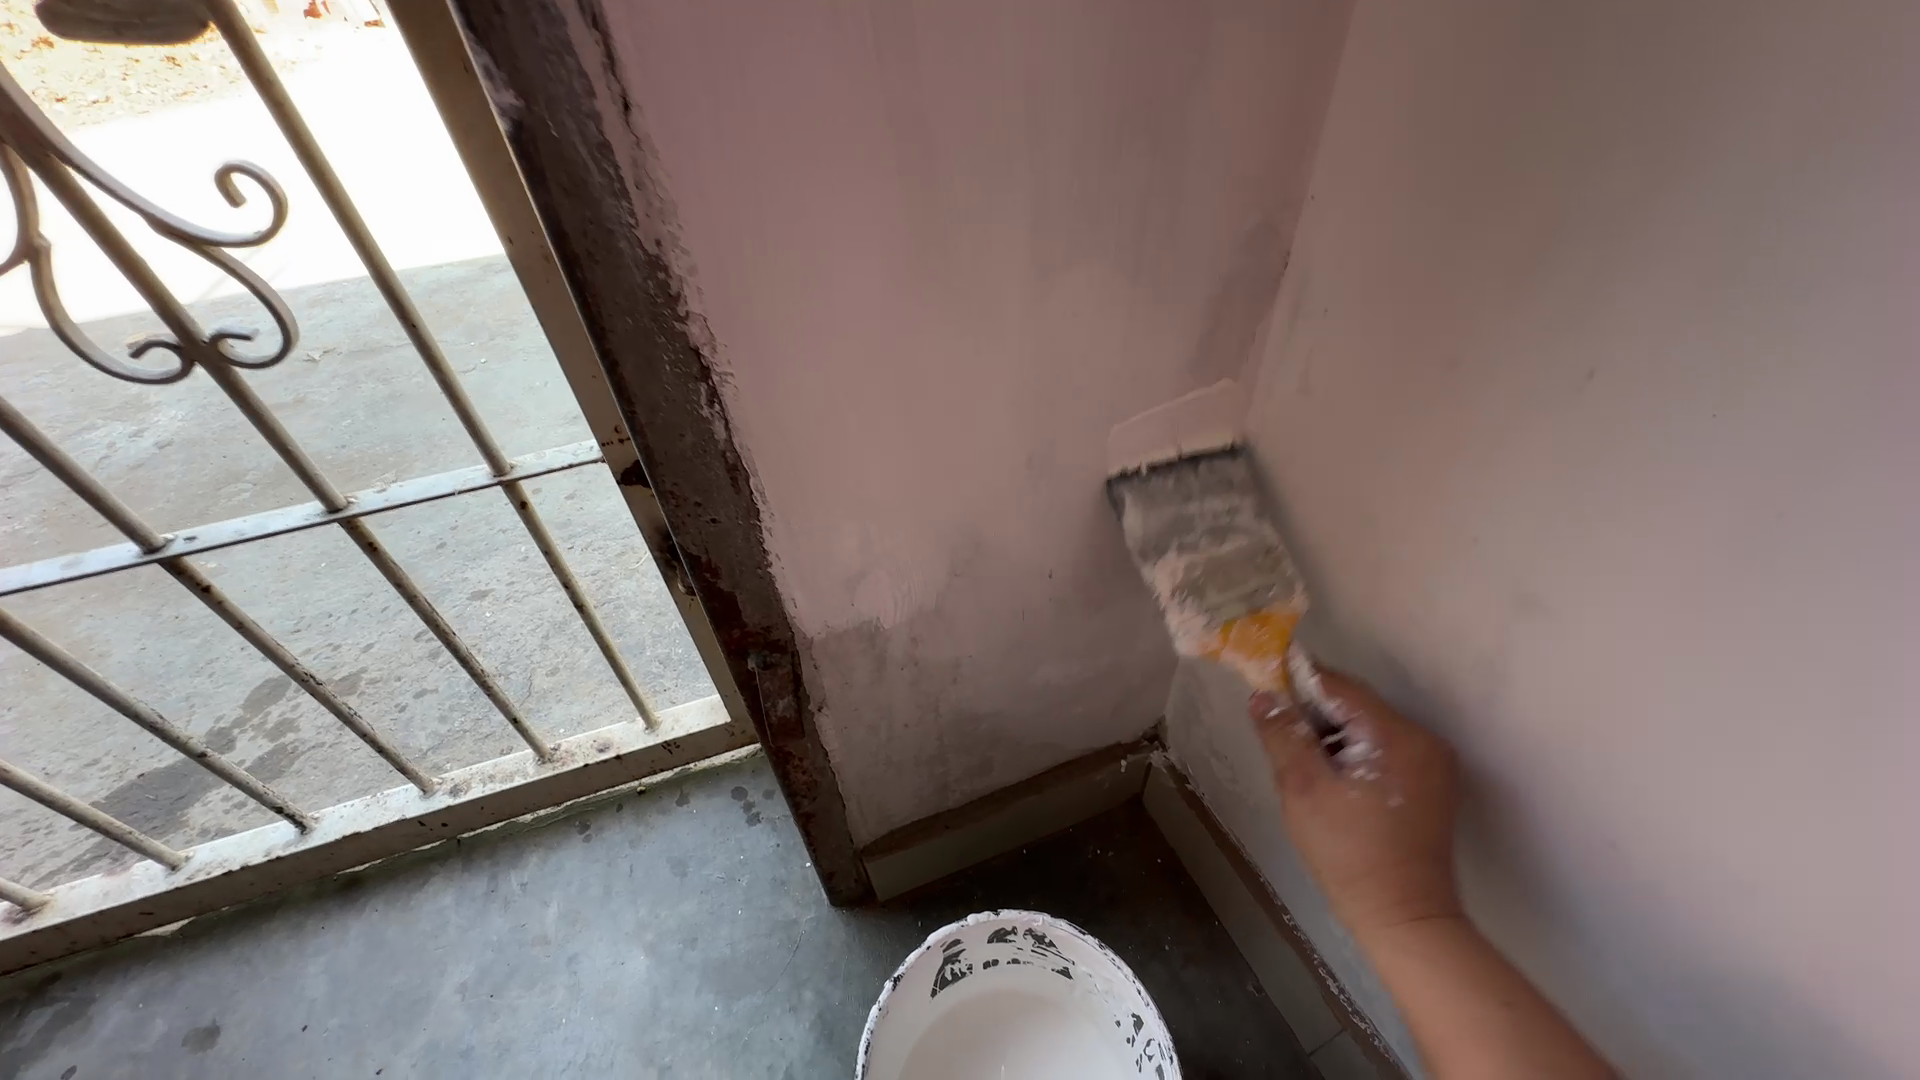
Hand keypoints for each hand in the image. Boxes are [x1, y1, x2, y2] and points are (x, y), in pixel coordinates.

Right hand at [1249, 664, 1461, 941]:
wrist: (1403, 917)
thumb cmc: (1347, 851)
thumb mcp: (1302, 787)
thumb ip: (1282, 734)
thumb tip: (1263, 695)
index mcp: (1395, 735)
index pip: (1340, 687)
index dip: (1298, 682)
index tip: (1264, 686)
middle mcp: (1423, 740)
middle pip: (1357, 706)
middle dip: (1314, 714)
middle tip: (1278, 734)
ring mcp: (1433, 764)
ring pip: (1369, 728)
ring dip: (1333, 735)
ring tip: (1302, 764)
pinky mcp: (1432, 786)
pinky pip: (1384, 750)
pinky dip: (1354, 754)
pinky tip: (1332, 781)